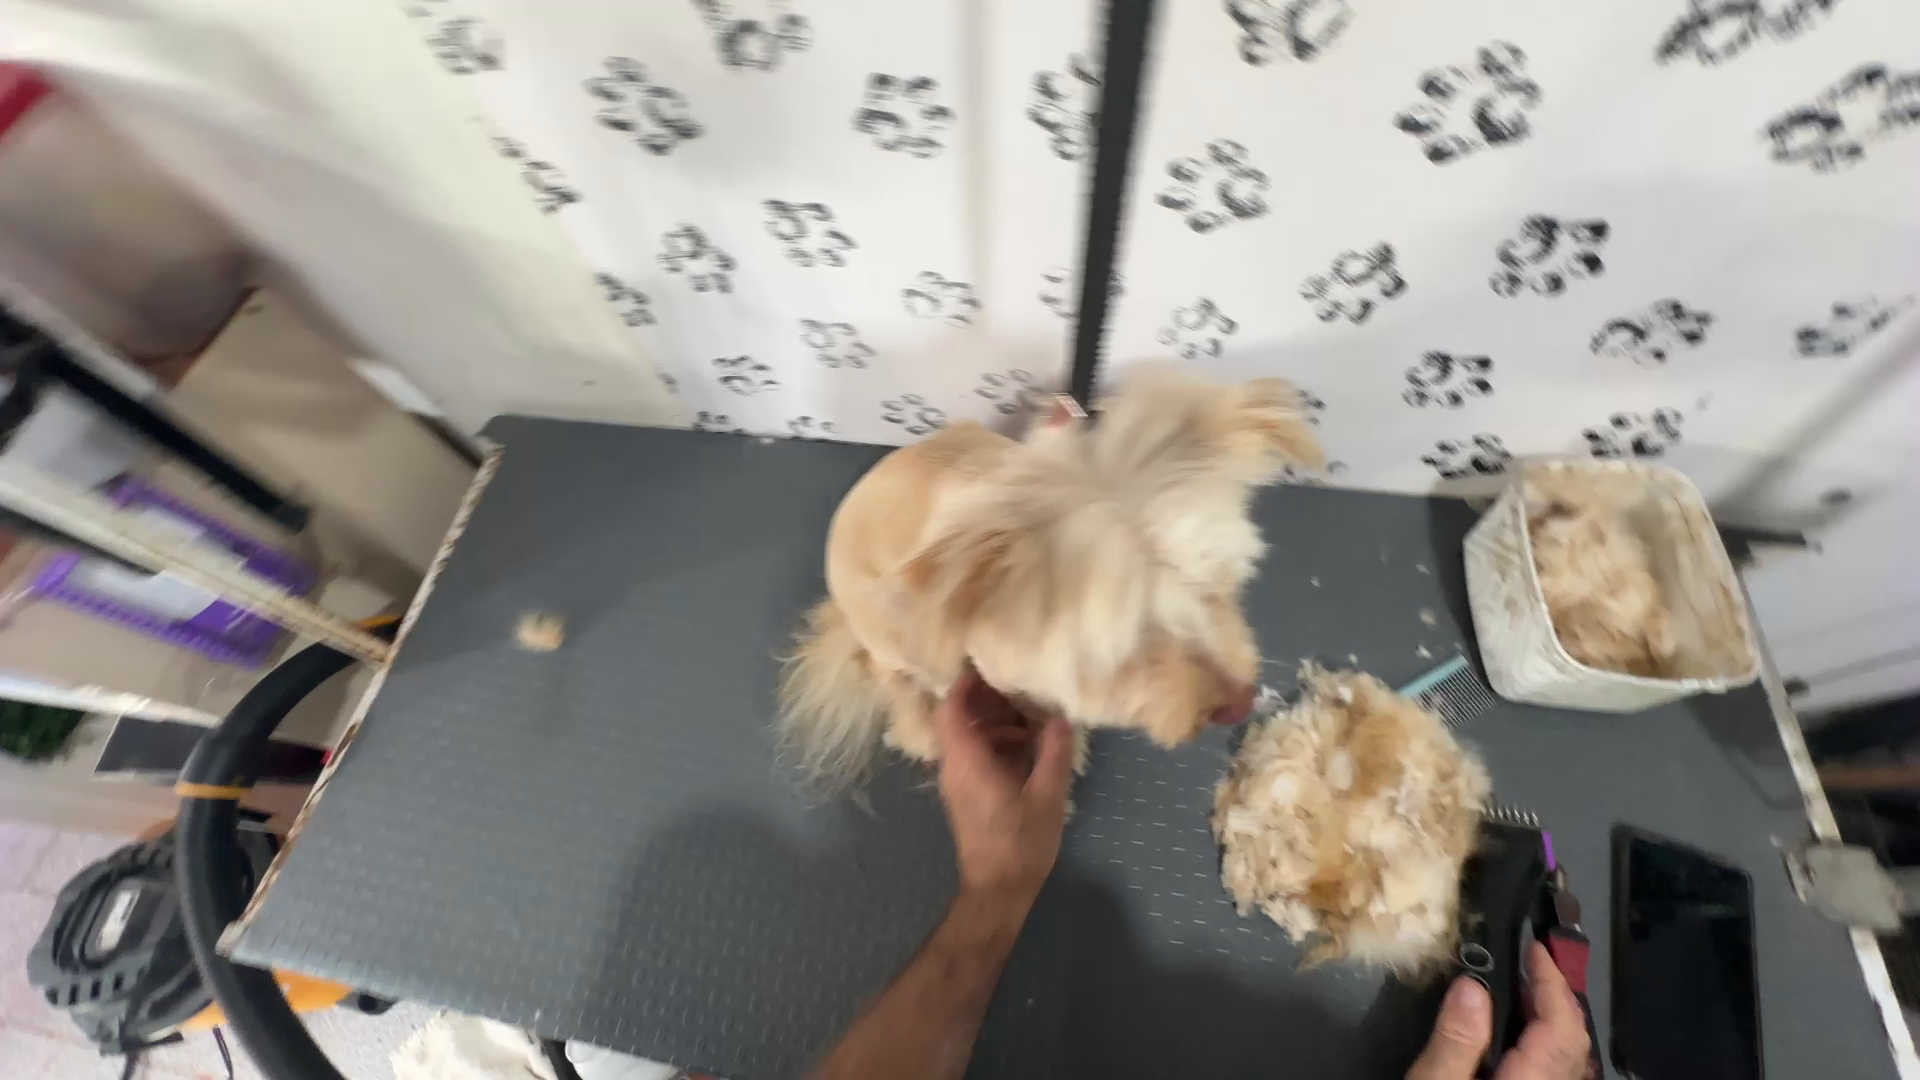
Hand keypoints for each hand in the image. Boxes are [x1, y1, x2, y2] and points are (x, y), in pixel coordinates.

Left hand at [934, 667, 1074, 904]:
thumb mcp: (1047, 796)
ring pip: (966, 737)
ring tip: (1029, 718)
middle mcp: (954, 767)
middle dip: (985, 699)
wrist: (997, 892)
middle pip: (958, 718)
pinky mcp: (965, 795)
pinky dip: (995, 743)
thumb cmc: (1020, 844)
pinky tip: (1026, 748)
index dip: (965, 683)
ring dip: (993, 722)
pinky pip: (973, 755)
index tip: (988, 665)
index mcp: (967, 760)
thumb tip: (1062, 718)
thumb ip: (1053, 753)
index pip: (951, 708)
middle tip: (1018, 686)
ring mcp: (957, 782)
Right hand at [1407, 942, 1591, 1079]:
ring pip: (1567, 1054)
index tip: (1533, 948)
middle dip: (1555, 994)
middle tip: (1529, 958)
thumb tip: (1472, 984)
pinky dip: (1542, 1035)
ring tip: (1519, 983)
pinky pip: (1555, 1066)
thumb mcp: (1437, 1079)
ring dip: (1550, 1014)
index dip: (1551, 984)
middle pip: (1572, 1041)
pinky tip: (1513, 1025)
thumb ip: (1458, 1038)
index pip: (1560, 1028)